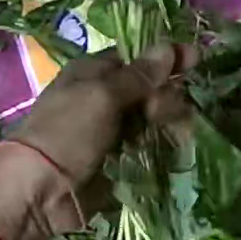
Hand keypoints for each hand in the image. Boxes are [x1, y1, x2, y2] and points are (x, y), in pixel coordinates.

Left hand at [5, 44, 184, 188]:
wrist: (43, 192)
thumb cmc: (66, 134)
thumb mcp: (101, 96)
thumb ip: (139, 75)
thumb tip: (169, 47)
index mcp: (94, 73)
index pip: (138, 58)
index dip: (167, 58)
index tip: (197, 59)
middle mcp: (106, 98)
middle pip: (151, 88)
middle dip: (166, 94)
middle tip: (161, 111)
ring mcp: (115, 130)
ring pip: (154, 117)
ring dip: (169, 120)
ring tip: (177, 130)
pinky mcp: (123, 159)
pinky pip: (151, 145)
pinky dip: (165, 143)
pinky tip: (177, 145)